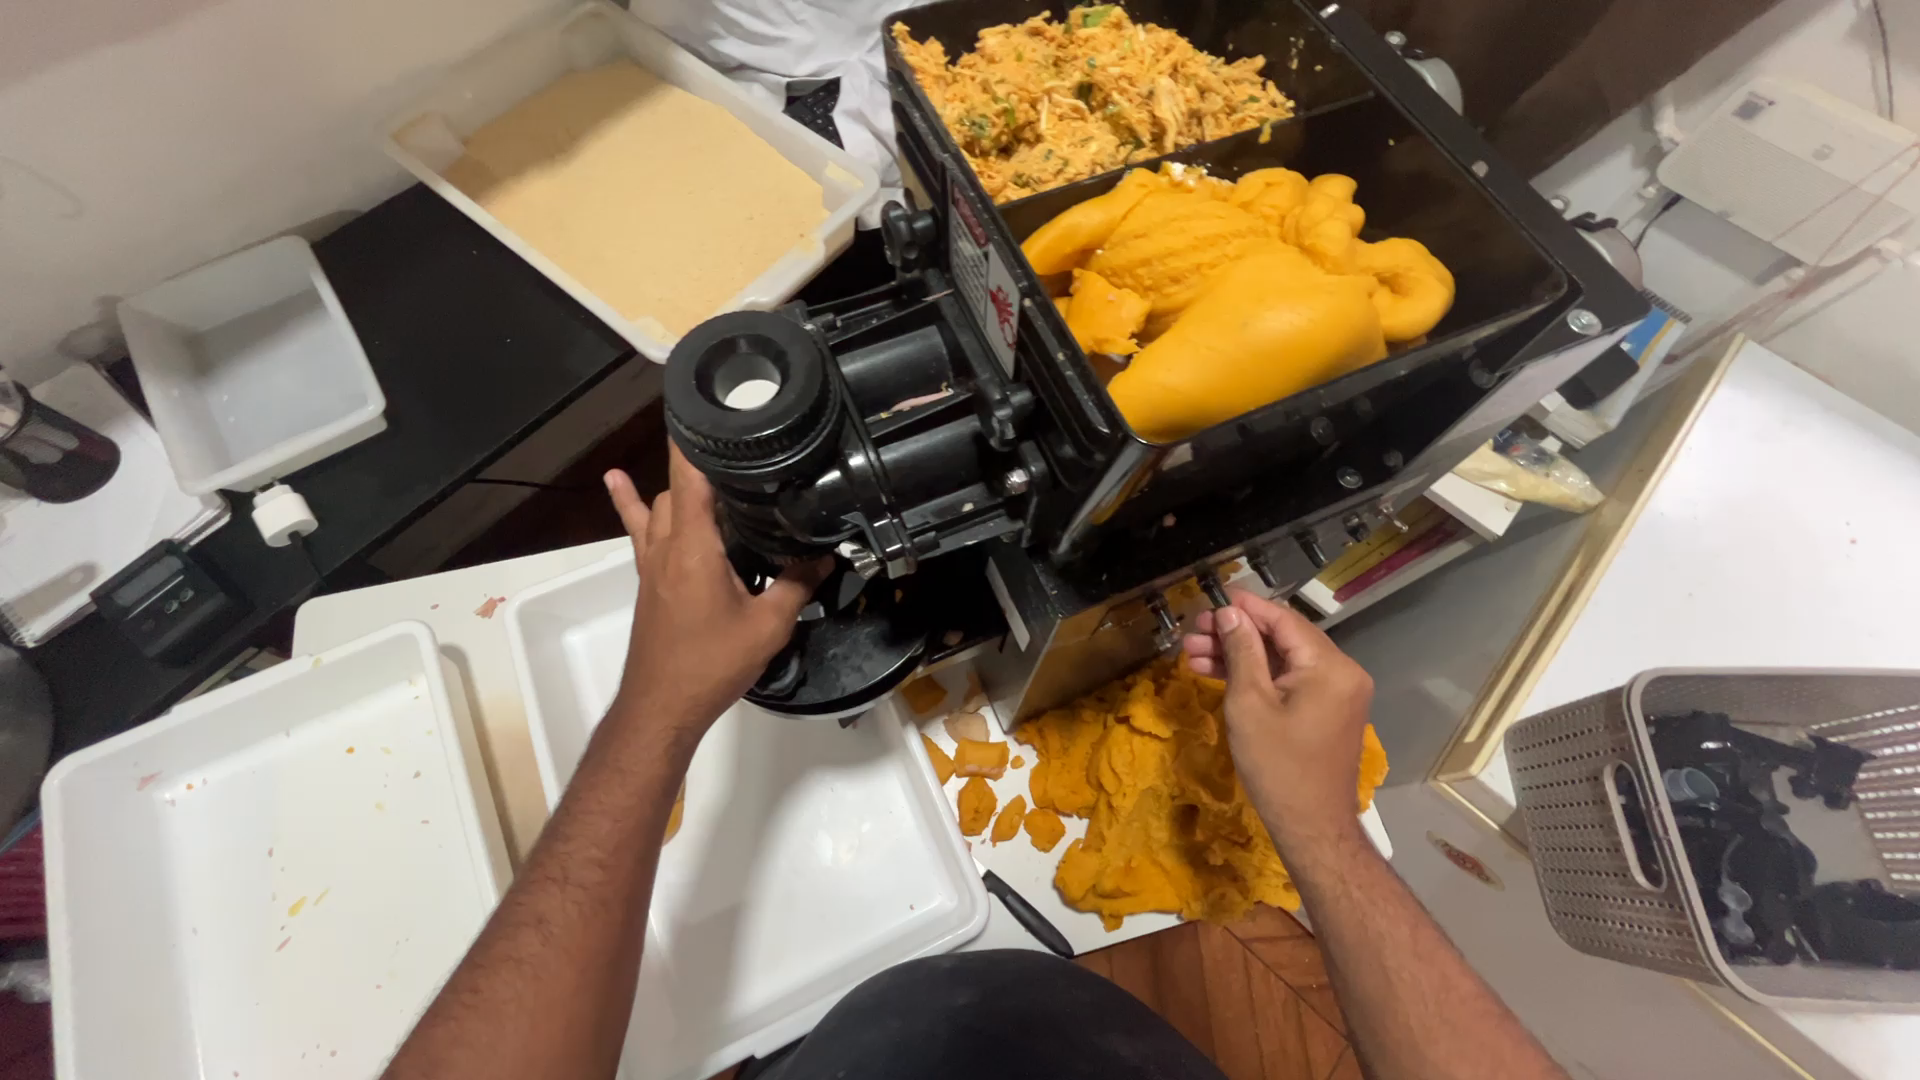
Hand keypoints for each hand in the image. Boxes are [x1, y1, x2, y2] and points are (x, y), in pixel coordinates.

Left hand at [602, 445, 829, 744]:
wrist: (664, 705)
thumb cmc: (713, 663)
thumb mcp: (769, 624)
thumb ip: (797, 585)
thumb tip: (825, 557)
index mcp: (695, 546)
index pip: (691, 478)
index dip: (697, 441)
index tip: (711, 408)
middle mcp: (667, 545)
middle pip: (677, 488)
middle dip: (702, 464)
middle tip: (740, 451)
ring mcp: (652, 562)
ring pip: (658, 506)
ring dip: (678, 484)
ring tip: (707, 466)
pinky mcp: (650, 579)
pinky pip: (641, 529)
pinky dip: (634, 503)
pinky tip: (620, 483)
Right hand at [1183, 588, 1373, 851]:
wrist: (1310, 826)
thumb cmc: (1277, 766)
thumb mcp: (1249, 703)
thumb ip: (1241, 651)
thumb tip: (1229, 613)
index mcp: (1329, 666)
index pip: (1283, 620)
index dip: (1245, 607)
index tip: (1211, 600)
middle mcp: (1341, 672)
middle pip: (1281, 637)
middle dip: (1234, 634)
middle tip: (1193, 633)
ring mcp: (1336, 692)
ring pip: (1280, 659)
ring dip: (1239, 655)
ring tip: (1192, 654)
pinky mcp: (1325, 709)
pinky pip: (1288, 680)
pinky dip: (1256, 676)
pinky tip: (1216, 674)